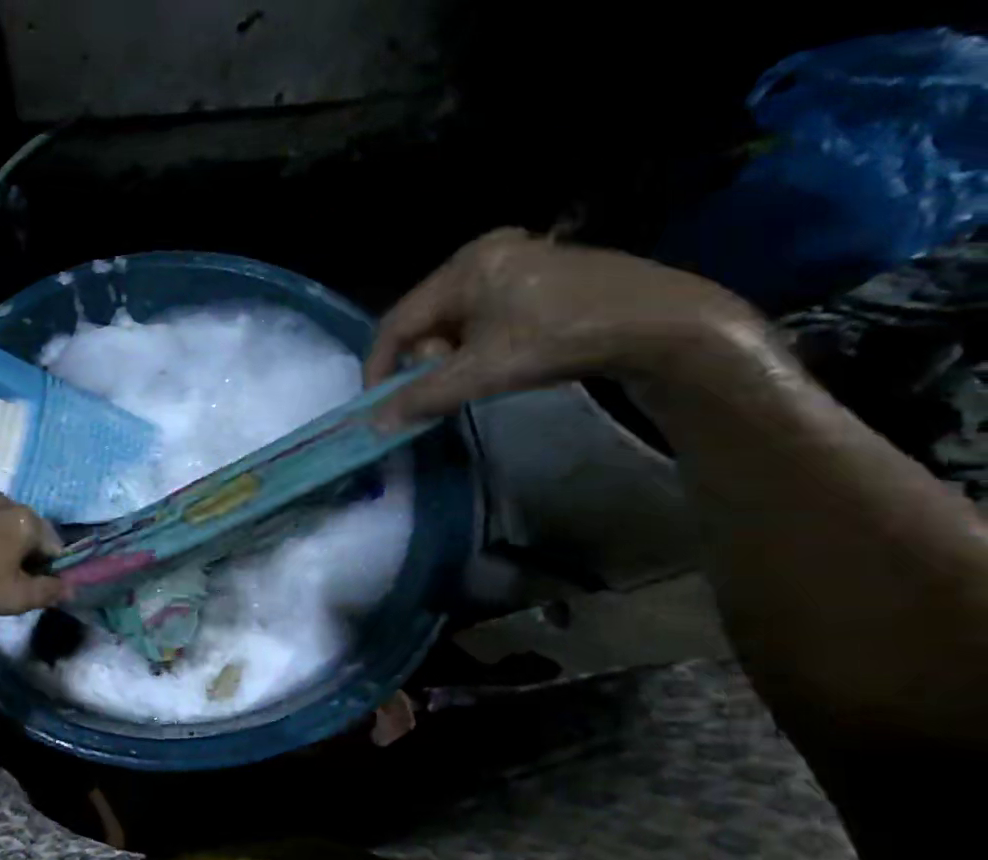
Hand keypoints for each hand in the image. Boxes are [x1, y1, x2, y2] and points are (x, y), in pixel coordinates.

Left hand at [0, 491, 64, 615]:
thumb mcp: (16, 597)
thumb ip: (48, 592)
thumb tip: (70, 588)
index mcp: (27, 520)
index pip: (53, 545)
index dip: (49, 569)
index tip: (34, 588)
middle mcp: (3, 501)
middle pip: (26, 528)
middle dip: (24, 551)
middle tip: (7, 580)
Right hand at [366, 228, 773, 422]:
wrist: (669, 326)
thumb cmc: (563, 339)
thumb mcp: (482, 372)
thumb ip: (420, 397)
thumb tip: (373, 423)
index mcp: (465, 264)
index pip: (398, 320)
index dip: (380, 365)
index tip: (378, 403)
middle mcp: (486, 252)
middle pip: (426, 318)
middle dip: (423, 360)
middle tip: (441, 389)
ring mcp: (519, 260)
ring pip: (455, 320)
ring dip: (450, 357)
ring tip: (473, 380)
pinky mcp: (544, 276)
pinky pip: (485, 315)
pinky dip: (477, 345)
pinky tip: (498, 362)